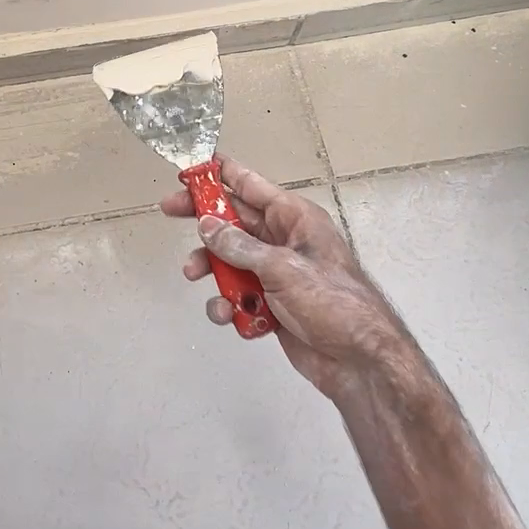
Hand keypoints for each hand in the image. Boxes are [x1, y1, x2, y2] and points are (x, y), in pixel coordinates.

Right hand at [160, 158, 404, 398]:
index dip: (220, 173)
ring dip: (212, 269)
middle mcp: (283, 240)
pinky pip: (239, 296)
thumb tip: (206, 225)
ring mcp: (277, 274)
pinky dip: (229, 305)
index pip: (251, 185)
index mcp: (293, 218)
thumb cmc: (330, 301)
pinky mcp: (272, 305)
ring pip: (231, 261)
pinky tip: (229, 316)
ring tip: (193, 275)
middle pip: (234, 221)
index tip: (191, 167)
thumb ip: (239, 247)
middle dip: (204, 220)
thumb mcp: (281, 267)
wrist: (359, 362)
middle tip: (170, 209)